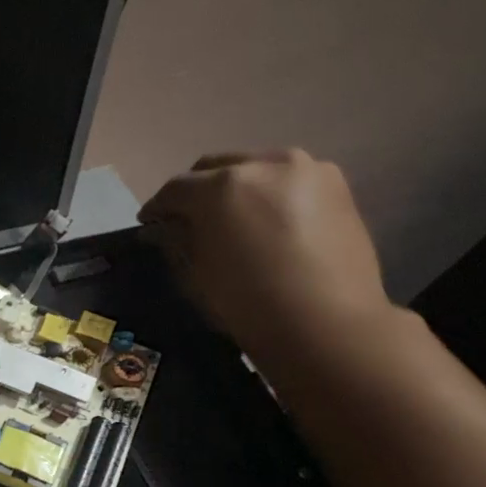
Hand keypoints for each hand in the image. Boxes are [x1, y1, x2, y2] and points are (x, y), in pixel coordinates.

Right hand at [138, 150, 394, 351]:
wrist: (325, 323)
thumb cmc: (247, 304)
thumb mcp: (196, 276)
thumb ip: (176, 241)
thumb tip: (163, 228)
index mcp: (222, 186)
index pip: (175, 188)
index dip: (156, 208)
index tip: (149, 226)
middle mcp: (265, 163)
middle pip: (217, 166)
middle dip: (196, 189)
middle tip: (187, 220)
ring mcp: (307, 169)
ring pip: (256, 168)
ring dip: (236, 188)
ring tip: (231, 220)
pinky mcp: (337, 183)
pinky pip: (288, 180)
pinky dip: (269, 195)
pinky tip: (267, 224)